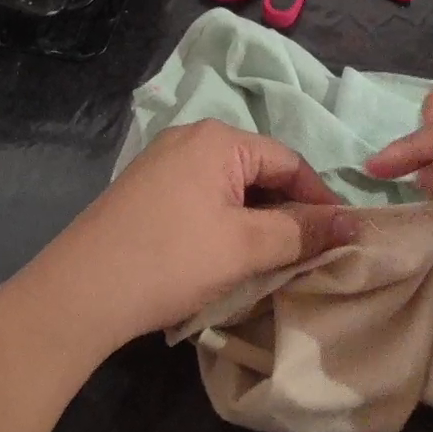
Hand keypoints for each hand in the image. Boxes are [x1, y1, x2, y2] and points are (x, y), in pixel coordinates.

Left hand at [26, 121, 357, 347]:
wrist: (79, 293)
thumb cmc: (171, 260)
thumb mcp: (245, 247)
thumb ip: (302, 231)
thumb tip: (353, 221)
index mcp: (218, 139)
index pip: (288, 161)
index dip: (320, 199)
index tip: (342, 237)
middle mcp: (190, 138)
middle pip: (258, 171)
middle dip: (287, 211)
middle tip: (308, 254)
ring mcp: (162, 162)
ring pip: (230, 187)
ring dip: (256, 220)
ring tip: (271, 260)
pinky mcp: (145, 190)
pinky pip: (202, 197)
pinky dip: (224, 222)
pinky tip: (225, 255)